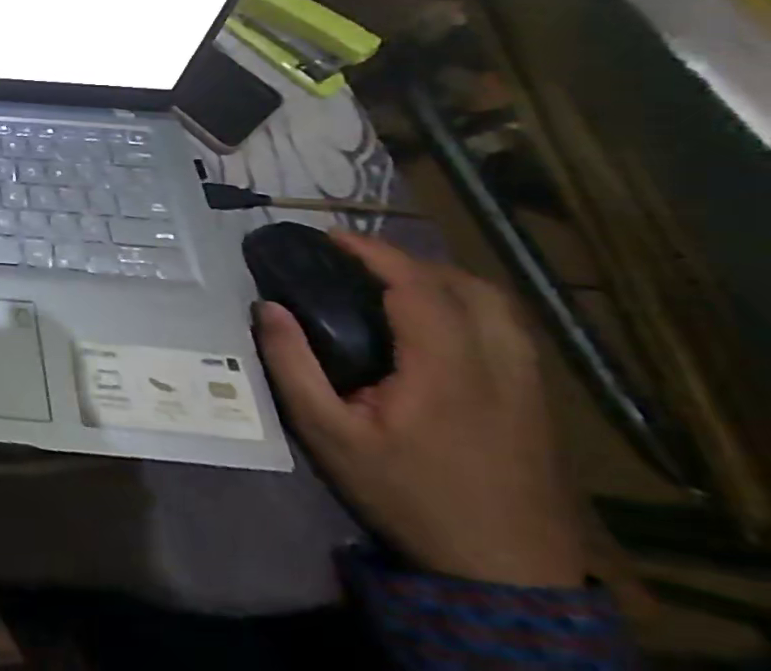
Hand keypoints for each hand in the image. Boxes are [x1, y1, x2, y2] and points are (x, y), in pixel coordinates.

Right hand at [256, 231, 588, 588]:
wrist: (503, 569)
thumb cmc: (406, 495)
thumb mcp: (328, 435)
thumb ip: (293, 366)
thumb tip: (267, 307)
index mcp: (446, 366)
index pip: (416, 284)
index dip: (373, 252)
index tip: (331, 237)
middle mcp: (497, 362)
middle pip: (464, 284)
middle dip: (408, 260)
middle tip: (356, 261)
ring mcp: (527, 381)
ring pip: (497, 303)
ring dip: (444, 279)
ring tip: (395, 283)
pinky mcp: (538, 399)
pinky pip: (509, 328)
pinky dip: (470, 305)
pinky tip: (439, 322)